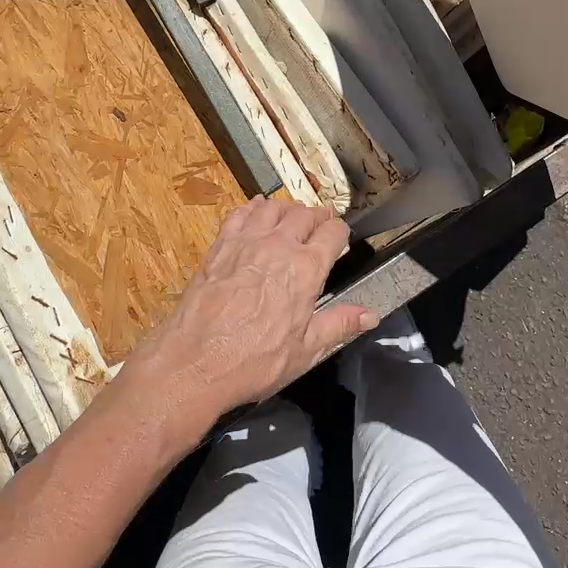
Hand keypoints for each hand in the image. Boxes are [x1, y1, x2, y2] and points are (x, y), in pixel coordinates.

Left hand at [123, 197, 375, 420]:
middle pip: (304, 214)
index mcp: (306, 268)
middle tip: (320, 224)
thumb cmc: (256, 360)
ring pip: (273, 207)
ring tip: (290, 216)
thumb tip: (371, 315)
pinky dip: (252, 208)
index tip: (341, 238)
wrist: (196, 360)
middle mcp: (279, 244)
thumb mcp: (306, 351)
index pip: (333, 232)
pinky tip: (255, 211)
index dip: (341, 231)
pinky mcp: (220, 244)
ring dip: (287, 208)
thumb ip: (339, 325)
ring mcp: (246, 240)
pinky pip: (240, 213)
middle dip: (317, 216)